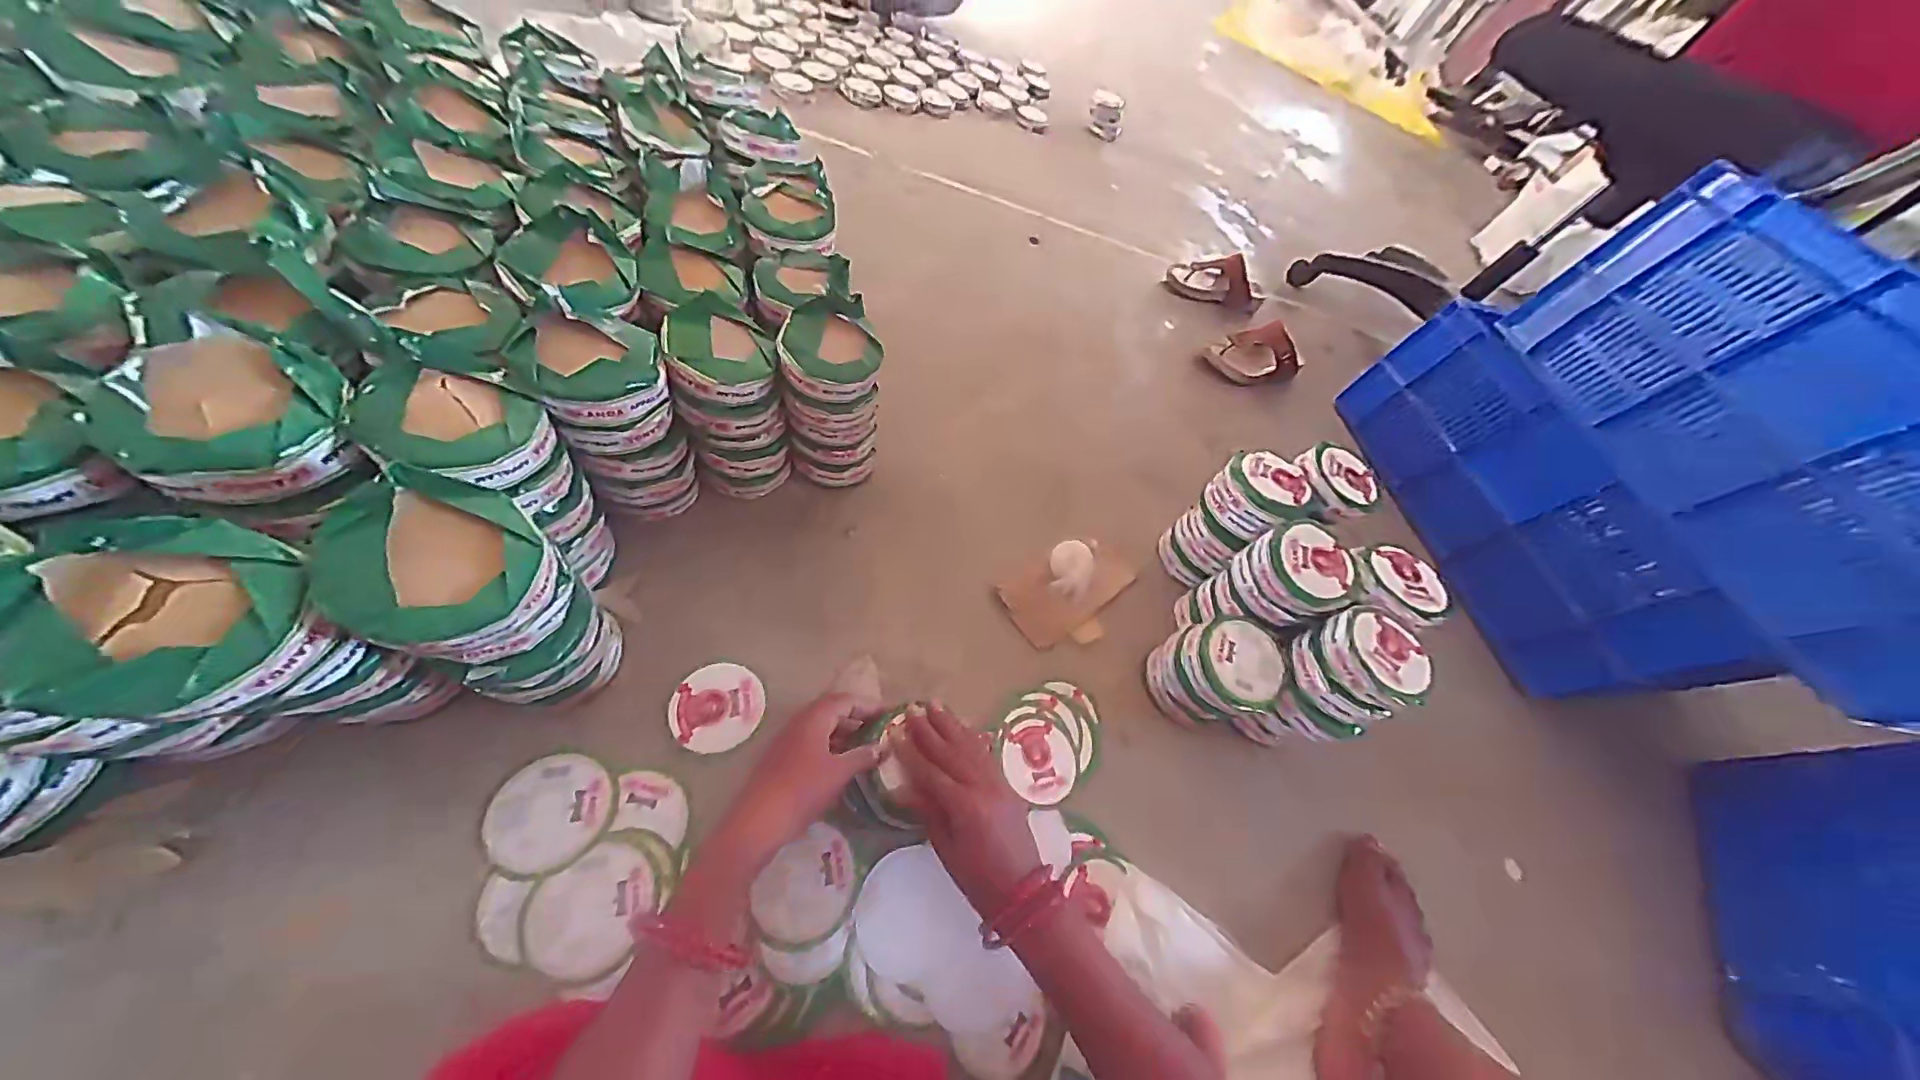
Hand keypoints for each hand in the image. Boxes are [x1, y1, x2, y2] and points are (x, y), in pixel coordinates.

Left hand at [706, 692, 882, 873]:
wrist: (759, 822)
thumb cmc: (803, 790)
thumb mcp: (839, 772)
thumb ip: (862, 756)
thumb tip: (880, 747)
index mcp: (813, 718)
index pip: (845, 700)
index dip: (867, 705)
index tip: (888, 715)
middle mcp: (798, 723)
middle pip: (831, 711)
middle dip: (856, 718)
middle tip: (878, 730)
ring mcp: (787, 742)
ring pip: (820, 729)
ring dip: (843, 734)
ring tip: (864, 748)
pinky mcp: (781, 760)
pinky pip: (811, 744)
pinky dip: (829, 748)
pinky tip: (841, 766)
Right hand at [893, 701, 1042, 916]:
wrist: (1023, 891)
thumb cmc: (978, 878)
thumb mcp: (946, 848)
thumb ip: (928, 813)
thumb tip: (905, 788)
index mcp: (964, 805)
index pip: (930, 771)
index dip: (910, 752)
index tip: (895, 732)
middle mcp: (982, 786)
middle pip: (951, 751)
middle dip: (930, 729)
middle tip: (913, 709)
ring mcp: (997, 783)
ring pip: (971, 747)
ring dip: (952, 725)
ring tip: (936, 706)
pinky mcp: (1007, 786)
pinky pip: (987, 755)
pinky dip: (973, 739)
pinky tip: (964, 728)